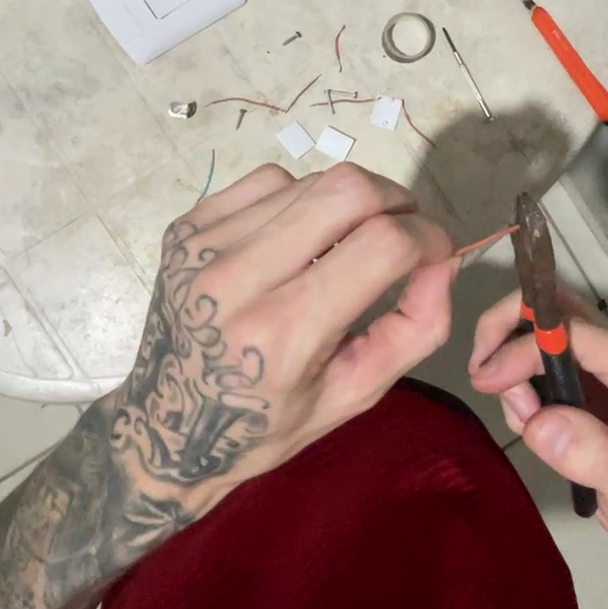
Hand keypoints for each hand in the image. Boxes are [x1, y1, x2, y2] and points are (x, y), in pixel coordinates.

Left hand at [115, 162, 455, 517]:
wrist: (165, 429)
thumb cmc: (268, 423)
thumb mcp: (356, 394)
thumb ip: (416, 327)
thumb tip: (442, 260)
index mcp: (283, 333)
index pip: (382, 245)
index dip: (428, 238)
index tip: (437, 252)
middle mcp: (237, 278)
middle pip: (347, 189)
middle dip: (397, 201)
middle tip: (405, 230)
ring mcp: (203, 245)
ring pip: (311, 179)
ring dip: (350, 202)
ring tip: (347, 241)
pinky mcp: (186, 227)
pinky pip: (269, 181)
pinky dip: (302, 198)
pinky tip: (298, 237)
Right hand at [469, 290, 607, 558]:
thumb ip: (595, 458)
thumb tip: (539, 422)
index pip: (576, 332)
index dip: (527, 346)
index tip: (486, 380)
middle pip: (555, 307)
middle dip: (507, 330)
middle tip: (482, 377)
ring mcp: (602, 360)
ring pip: (538, 326)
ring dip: (511, 363)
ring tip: (523, 419)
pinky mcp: (582, 374)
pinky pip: (534, 354)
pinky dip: (516, 379)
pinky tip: (529, 420)